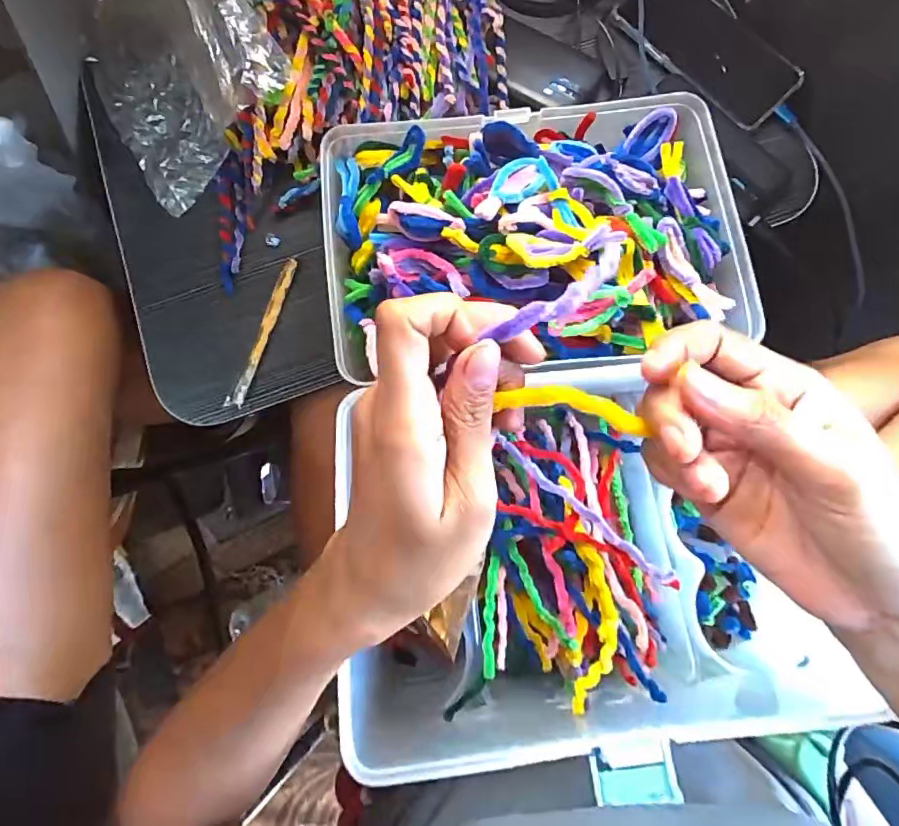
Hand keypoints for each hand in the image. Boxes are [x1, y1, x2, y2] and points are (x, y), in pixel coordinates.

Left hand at [317, 296, 544, 647]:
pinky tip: (496, 421)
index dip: (453, 311)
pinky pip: (431, 381)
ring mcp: (385, 406)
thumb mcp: (469, 496)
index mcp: (400, 417)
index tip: (503, 341)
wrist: (367, 587)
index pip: (401, 322)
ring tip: (516, 409)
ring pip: (435, 352)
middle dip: (485, 335)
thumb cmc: (421, 560)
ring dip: (483, 365)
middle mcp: (384, 398)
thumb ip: (473, 418)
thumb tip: (486, 351)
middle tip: (531, 369)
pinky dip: (468, 388)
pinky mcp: (393, 418)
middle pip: (427, 328)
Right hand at [638, 324, 898, 632]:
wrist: (880, 601)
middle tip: (684, 446)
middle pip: (677, 383)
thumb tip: (690, 381)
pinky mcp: (706, 485)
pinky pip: (665, 463)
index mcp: (782, 387)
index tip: (654, 371)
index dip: (678, 347)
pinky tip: (704, 494)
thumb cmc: (880, 523)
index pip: (715, 345)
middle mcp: (743, 409)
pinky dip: (671, 473)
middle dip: (668, 409)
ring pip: (663, 422)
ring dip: (668, 445)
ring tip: (704, 482)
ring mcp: (723, 448)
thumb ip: (763, 421)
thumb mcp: (835, 467)